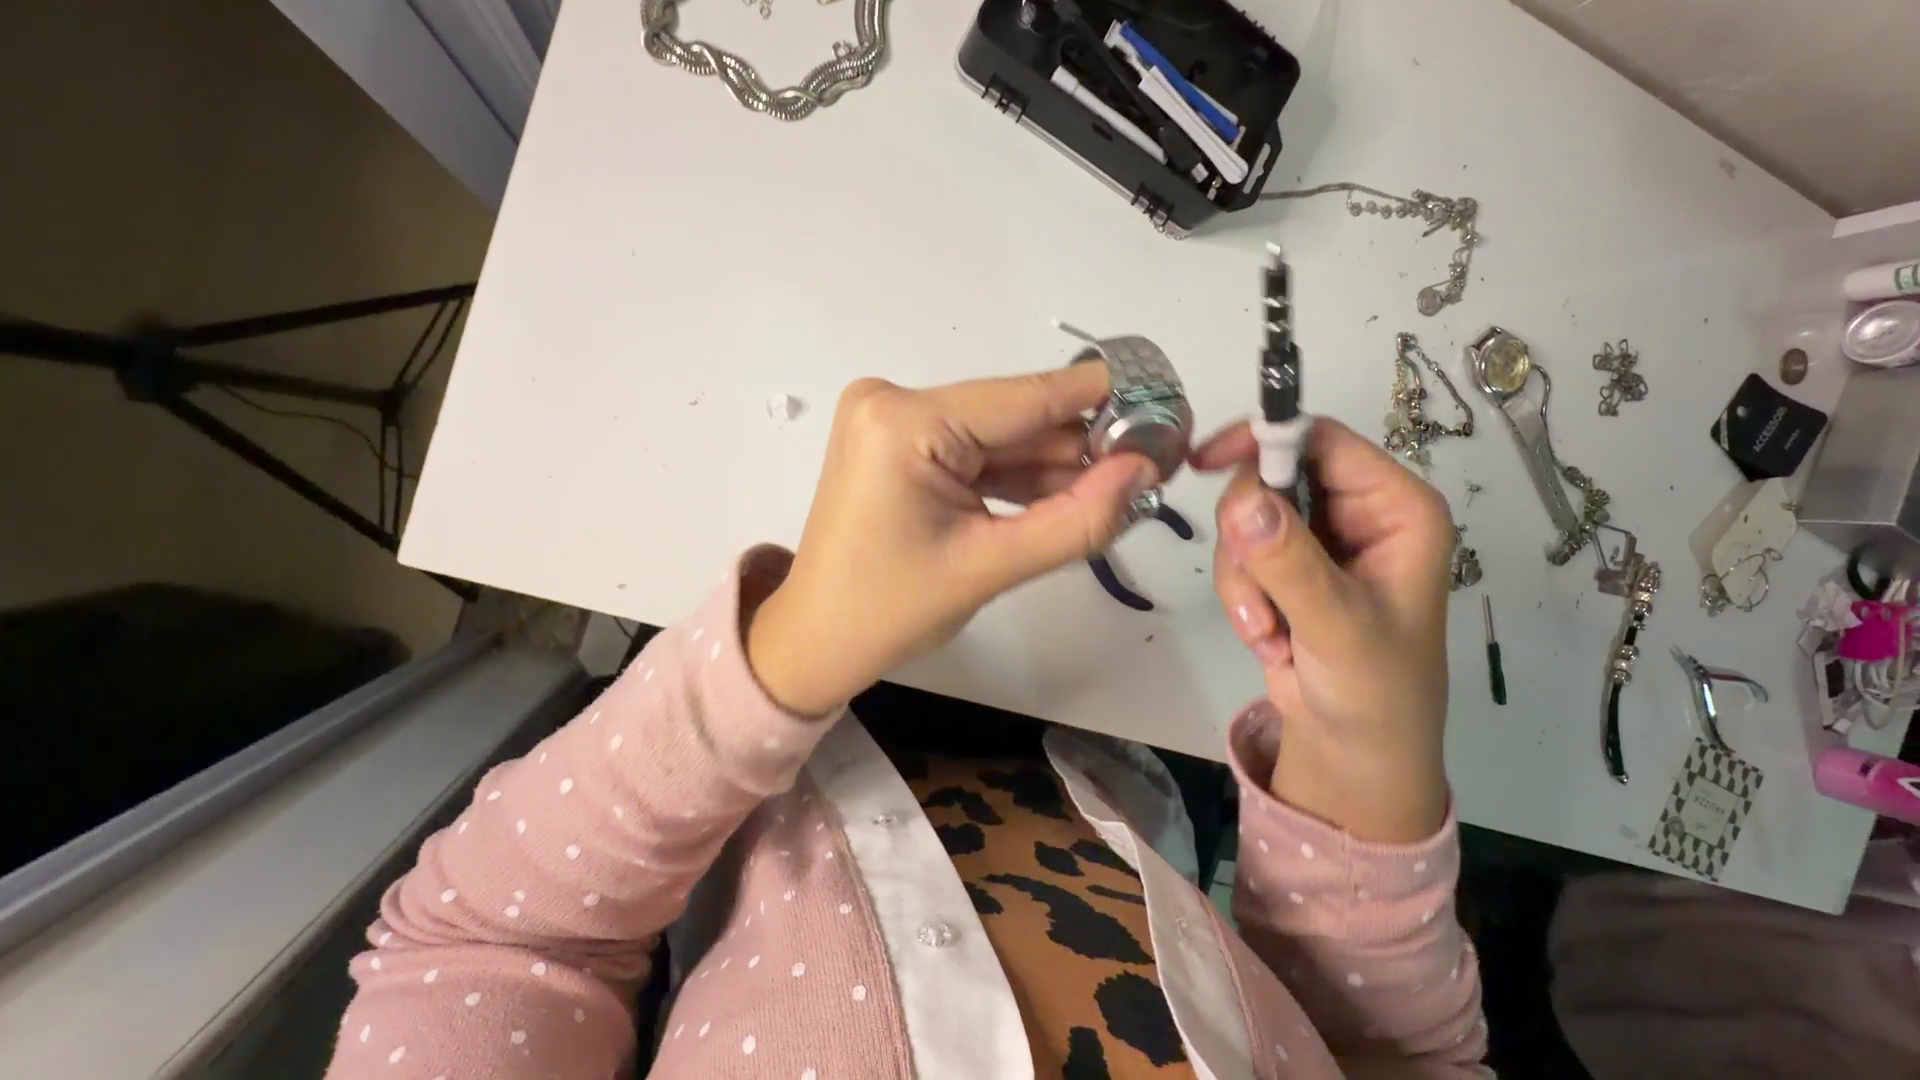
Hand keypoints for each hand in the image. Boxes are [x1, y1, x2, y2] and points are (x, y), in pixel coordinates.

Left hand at [747, 366, 1159, 715]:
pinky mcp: (897, 441)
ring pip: (999, 436)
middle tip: (1150, 469)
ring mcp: (891, 418)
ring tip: (1116, 490)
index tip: (1168, 409)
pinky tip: (1065, 495)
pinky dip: (1015, 476)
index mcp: (904, 422)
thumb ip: (1076, 519)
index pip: (1027, 398)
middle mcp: (892, 401)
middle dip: (1080, 446)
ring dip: (1052, 465)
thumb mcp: (990, 567)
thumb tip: (1146, 470)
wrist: (817, 639)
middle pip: (1014, 417)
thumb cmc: (889, 612)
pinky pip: (974, 451)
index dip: (1104, 402)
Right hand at [1193, 418, 1454, 841]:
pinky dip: (1240, 597)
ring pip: (1245, 519)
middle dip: (1248, 539)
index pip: (1321, 442)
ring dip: (1244, 579)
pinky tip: (1268, 637)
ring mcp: (1318, 540)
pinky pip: (1239, 554)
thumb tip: (1243, 501)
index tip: (1204, 462)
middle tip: (1254, 593)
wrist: (1354, 749)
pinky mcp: (1287, 567)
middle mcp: (1356, 512)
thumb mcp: (1339, 626)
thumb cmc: (1375, 690)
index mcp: (1394, 507)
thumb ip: (1292, 564)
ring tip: (1269, 631)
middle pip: (1269, 477)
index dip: (1263, 441)